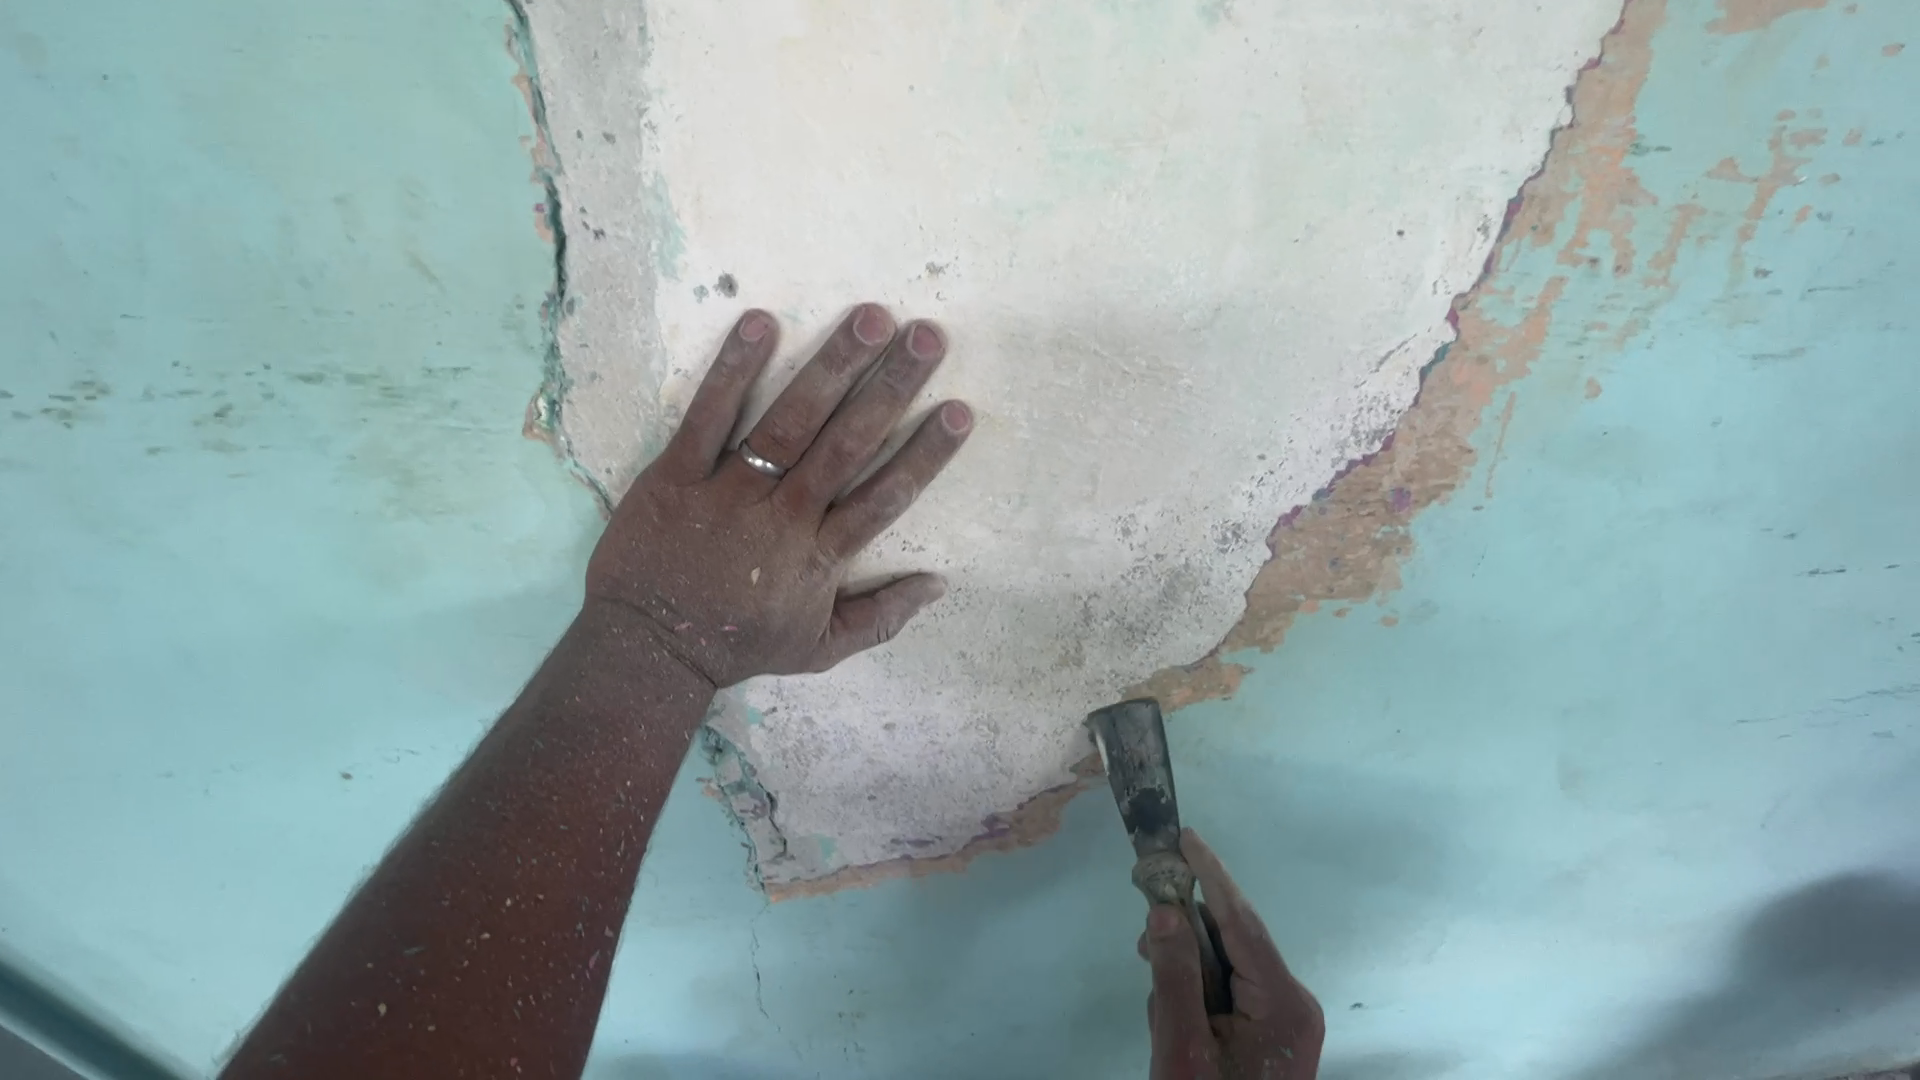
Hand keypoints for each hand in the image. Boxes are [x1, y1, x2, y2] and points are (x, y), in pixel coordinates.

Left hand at [586, 303, 971, 687]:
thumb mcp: (820, 650)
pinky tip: (762, 323)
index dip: (926, 453)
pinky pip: (708, 417)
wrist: (648, 648)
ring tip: (869, 317)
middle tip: (926, 337)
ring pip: (789, 422)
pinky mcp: (676, 475)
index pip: (886, 496)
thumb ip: (882, 618)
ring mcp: (729, 491)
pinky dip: (733, 371)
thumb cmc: (740, 643)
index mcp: (821, 556)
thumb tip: (939, 584)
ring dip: (832, 368)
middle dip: (891, 388)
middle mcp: (784, 516)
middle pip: (847, 444)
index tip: (959, 411)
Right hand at [1140, 830, 1324, 1079]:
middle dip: (1185, 932)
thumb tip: (1164, 907)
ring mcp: (1281, 1016)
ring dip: (1185, 968)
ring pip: (1222, 960)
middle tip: (1142, 932)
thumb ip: (1173, 972)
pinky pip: (1225, 985)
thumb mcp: (1183, 1045)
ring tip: (1160, 1007)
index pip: (1242, 920)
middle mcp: (1292, 1001)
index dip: (1211, 874)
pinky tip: (1175, 1019)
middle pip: (1230, 937)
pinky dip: (1194, 989)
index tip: (1184, 834)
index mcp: (1285, 1003)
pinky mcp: (1267, 1029)